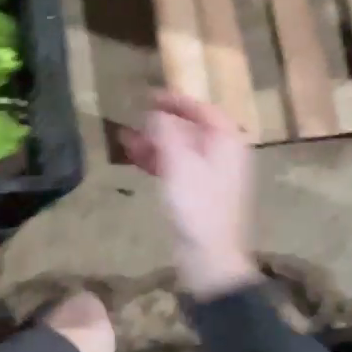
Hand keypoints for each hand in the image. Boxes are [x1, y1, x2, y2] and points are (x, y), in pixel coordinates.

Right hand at [121, 91, 260, 298]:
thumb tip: (156, 114)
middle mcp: (224, 155)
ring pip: (181, 150)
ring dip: (154, 143)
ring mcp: (212, 176)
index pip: (203, 110)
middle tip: (133, 118)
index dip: (177, 101)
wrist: (210, 256)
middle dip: (161, 124)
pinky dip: (158, 162)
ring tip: (124, 140)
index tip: (149, 96)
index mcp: (227, 143)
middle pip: (191, 129)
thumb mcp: (180, 163)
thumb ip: (167, 132)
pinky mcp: (199, 195)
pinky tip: (135, 160)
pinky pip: (177, 168)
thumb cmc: (197, 205)